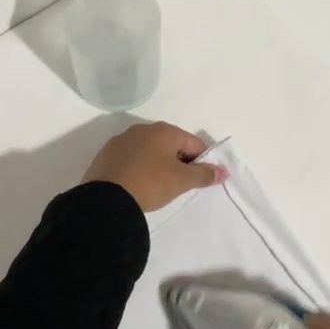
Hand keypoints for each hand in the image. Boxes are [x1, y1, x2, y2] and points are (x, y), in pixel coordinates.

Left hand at [82, 122, 224, 211]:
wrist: (106, 199)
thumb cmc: (150, 183)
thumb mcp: (182, 181)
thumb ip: (204, 174)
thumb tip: (223, 171)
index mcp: (164, 131)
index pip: (193, 143)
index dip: (202, 161)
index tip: (200, 179)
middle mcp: (143, 129)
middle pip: (171, 144)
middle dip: (179, 161)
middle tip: (180, 184)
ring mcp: (122, 140)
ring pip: (149, 150)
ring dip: (158, 164)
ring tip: (158, 186)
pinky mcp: (106, 154)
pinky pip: (131, 158)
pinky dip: (139, 168)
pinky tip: (138, 184)